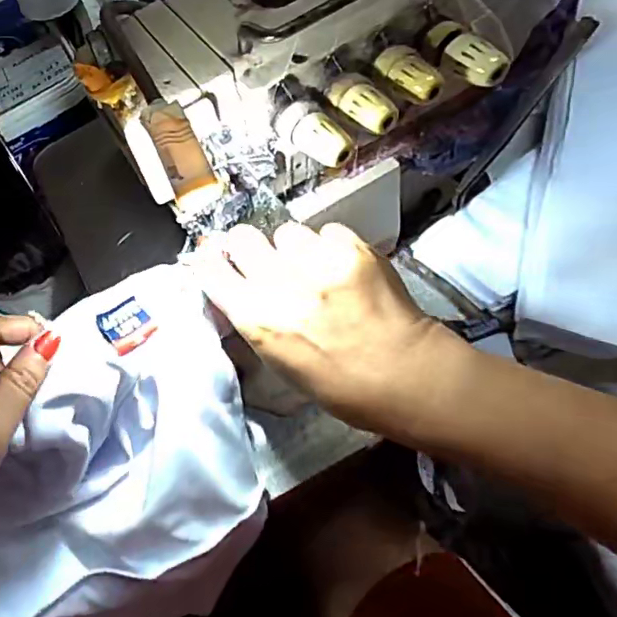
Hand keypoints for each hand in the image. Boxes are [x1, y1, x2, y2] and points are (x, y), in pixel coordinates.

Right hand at [193, 223, 468, 444]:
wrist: (406, 374)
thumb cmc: (341, 384)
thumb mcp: (280, 361)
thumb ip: (255, 319)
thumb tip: (237, 291)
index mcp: (257, 319)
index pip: (210, 269)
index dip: (212, 263)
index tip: (219, 263)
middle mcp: (281, 284)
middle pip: (243, 237)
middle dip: (249, 248)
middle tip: (267, 262)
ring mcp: (318, 262)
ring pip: (286, 232)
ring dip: (294, 248)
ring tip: (315, 270)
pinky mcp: (352, 248)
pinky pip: (326, 232)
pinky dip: (330, 247)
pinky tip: (343, 270)